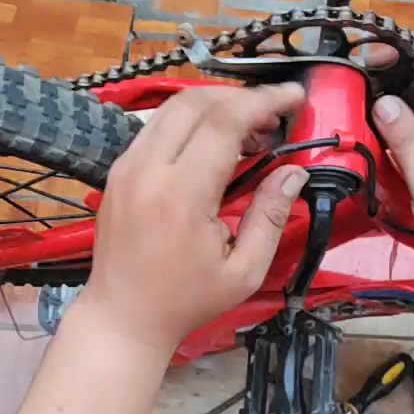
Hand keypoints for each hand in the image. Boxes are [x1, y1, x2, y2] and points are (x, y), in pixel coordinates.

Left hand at [77, 83, 308, 352]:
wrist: (123, 316)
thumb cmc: (187, 300)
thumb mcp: (244, 270)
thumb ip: (271, 216)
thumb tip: (294, 172)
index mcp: (181, 195)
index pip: (223, 122)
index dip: (263, 101)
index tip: (293, 97)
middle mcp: (148, 170)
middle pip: (195, 101)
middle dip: (240, 97)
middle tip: (274, 115)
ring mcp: (126, 167)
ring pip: (171, 107)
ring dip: (214, 105)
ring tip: (249, 129)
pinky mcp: (118, 171)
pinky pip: (156, 127)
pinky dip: (190, 121)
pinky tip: (215, 144)